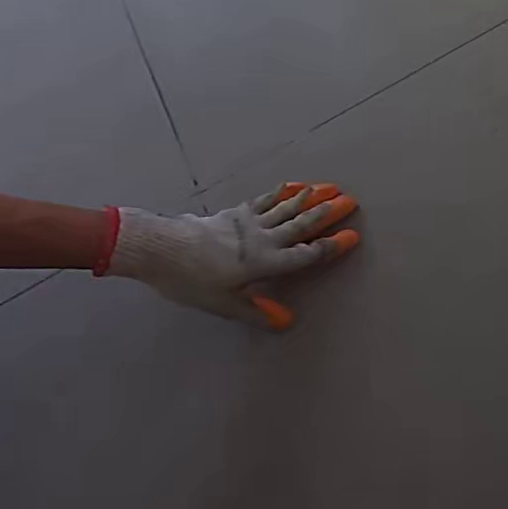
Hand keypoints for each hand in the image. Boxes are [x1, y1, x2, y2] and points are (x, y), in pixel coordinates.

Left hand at [102, 183, 359, 328]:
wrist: (155, 248)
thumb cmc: (189, 279)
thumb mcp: (223, 303)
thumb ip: (257, 311)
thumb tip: (287, 323)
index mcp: (267, 262)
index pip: (308, 254)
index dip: (331, 246)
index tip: (353, 236)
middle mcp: (265, 239)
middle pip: (303, 224)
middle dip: (328, 213)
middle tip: (350, 201)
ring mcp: (250, 223)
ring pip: (288, 209)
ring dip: (311, 198)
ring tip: (331, 188)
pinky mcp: (235, 213)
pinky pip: (265, 201)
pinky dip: (281, 193)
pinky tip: (293, 185)